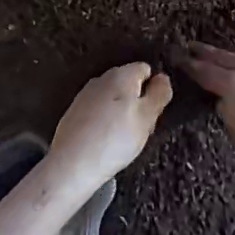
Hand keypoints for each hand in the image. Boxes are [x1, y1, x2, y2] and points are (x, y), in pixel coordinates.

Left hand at [47, 62, 173, 192]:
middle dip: (136, 101)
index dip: (153, 89)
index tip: (151, 112)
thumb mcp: (147, 118)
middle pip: (128, 83)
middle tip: (138, 127)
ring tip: (119, 137)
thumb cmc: (115, 139)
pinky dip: (103, 119)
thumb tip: (163, 77)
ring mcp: (85, 93)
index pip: (146, 69)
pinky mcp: (73, 110)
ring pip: (112, 97)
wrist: (72, 164)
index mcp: (122, 74)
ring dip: (120, 111)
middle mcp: (102, 77)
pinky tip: (102, 139)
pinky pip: (97, 109)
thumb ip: (159, 94)